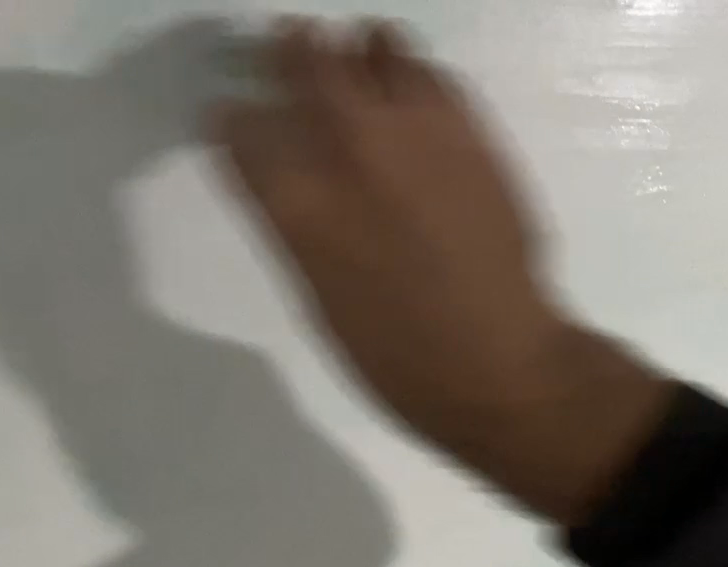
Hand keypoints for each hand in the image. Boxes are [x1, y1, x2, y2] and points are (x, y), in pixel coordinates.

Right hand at [211, 18, 675, 525]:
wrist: (495, 364)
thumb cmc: (395, 359)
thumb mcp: (321, 302)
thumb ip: (301, 231)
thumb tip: (294, 191)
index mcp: (299, 208)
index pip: (242, 133)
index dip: (232, 120)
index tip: (233, 116)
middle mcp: (350, 151)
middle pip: (305, 62)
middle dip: (287, 50)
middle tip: (286, 41)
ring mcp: (415, 133)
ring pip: (375, 50)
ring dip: (356, 49)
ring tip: (354, 51)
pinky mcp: (471, 132)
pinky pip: (433, 75)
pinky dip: (411, 72)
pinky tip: (408, 85)